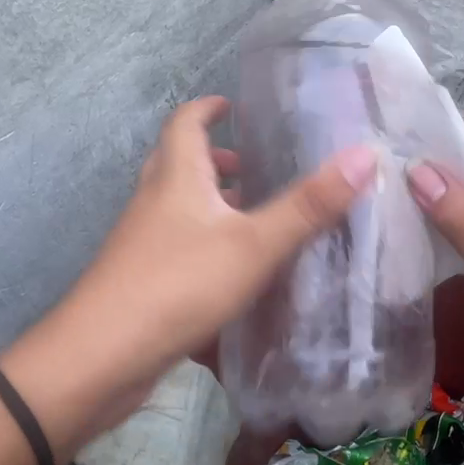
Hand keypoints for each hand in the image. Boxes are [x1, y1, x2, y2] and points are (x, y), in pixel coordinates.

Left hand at [32, 97, 377, 412]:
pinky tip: (235, 273)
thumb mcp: (253, 244)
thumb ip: (308, 205)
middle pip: (179, 162)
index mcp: (177, 176)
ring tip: (254, 217)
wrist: (99, 359)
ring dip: (210, 202)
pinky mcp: (140, 281)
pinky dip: (204, 243)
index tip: (232, 105)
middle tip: (254, 165)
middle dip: (215, 158)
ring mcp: (142, 242)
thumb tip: (364, 155)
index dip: (208, 109)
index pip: (186, 122)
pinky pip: (176, 246)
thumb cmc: (177, 284)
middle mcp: (154, 201)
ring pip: (177, 207)